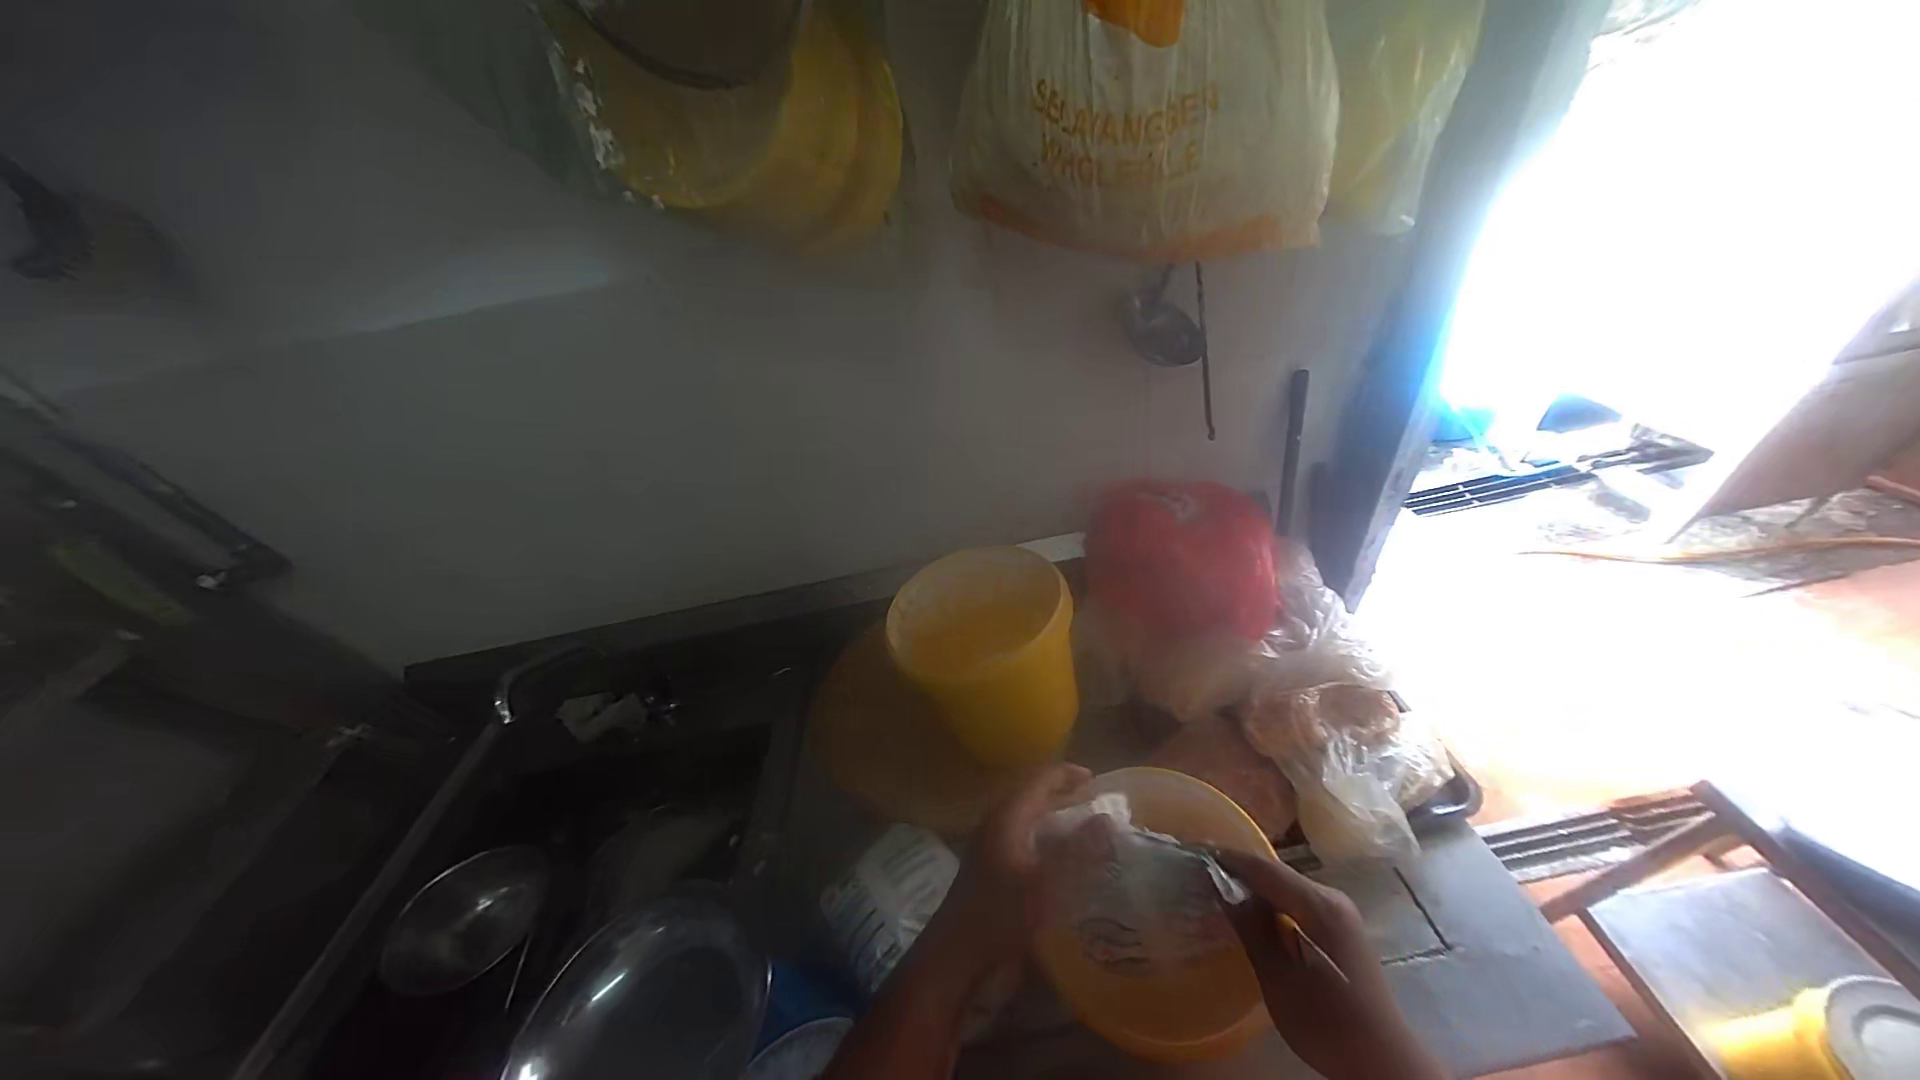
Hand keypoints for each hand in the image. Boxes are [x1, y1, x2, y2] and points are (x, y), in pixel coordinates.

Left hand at [918, 763, 1092, 979]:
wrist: (958, 958)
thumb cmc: (1000, 914)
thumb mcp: (1045, 883)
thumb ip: (1078, 850)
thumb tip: (1107, 819)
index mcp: (1007, 816)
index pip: (1039, 779)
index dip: (1067, 774)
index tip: (1097, 781)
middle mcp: (998, 825)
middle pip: (1033, 797)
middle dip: (1064, 796)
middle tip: (1097, 805)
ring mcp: (993, 848)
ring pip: (1029, 820)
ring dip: (1056, 819)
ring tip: (1087, 831)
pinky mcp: (994, 871)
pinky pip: (1026, 842)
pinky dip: (1048, 842)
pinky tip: (1065, 863)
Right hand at [1213, 849, 1447, 1079]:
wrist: (1384, 1064)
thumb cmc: (1327, 1022)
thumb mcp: (1278, 976)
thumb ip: (1249, 926)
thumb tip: (1221, 886)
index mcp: (1318, 904)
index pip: (1262, 867)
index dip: (1226, 857)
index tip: (1193, 852)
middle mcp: (1331, 898)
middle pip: (1274, 873)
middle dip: (1237, 871)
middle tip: (1200, 874)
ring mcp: (1338, 913)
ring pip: (1285, 887)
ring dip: (1253, 888)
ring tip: (1218, 891)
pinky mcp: (1339, 929)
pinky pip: (1296, 902)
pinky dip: (1270, 903)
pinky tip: (1251, 915)